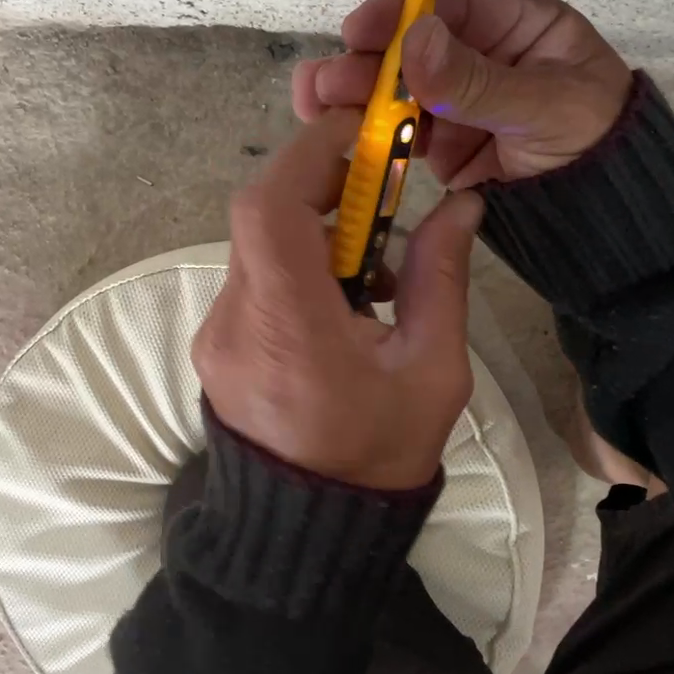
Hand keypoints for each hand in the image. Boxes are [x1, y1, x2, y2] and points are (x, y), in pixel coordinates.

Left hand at [192, 109, 484, 490]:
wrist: (304, 536)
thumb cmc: (377, 458)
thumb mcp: (432, 374)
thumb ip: (441, 281)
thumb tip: (460, 208)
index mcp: (289, 327)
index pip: (270, 207)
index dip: (309, 156)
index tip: (361, 137)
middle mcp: (235, 318)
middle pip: (262, 216)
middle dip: (322, 189)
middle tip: (381, 200)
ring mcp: (214, 331)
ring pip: (257, 245)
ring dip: (314, 235)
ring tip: (374, 280)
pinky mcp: (213, 342)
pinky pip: (252, 279)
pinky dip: (295, 269)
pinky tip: (340, 307)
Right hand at [292, 0, 633, 188]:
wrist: (605, 219)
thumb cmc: (596, 145)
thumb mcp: (545, 107)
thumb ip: (478, 81)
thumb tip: (414, 41)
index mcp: (516, 27)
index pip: (452, 6)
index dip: (401, 13)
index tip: (357, 31)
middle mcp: (479, 56)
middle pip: (411, 47)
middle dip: (364, 62)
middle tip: (324, 82)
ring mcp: (455, 100)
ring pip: (395, 88)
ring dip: (351, 94)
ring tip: (311, 102)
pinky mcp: (440, 141)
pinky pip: (396, 130)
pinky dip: (365, 131)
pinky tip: (330, 131)